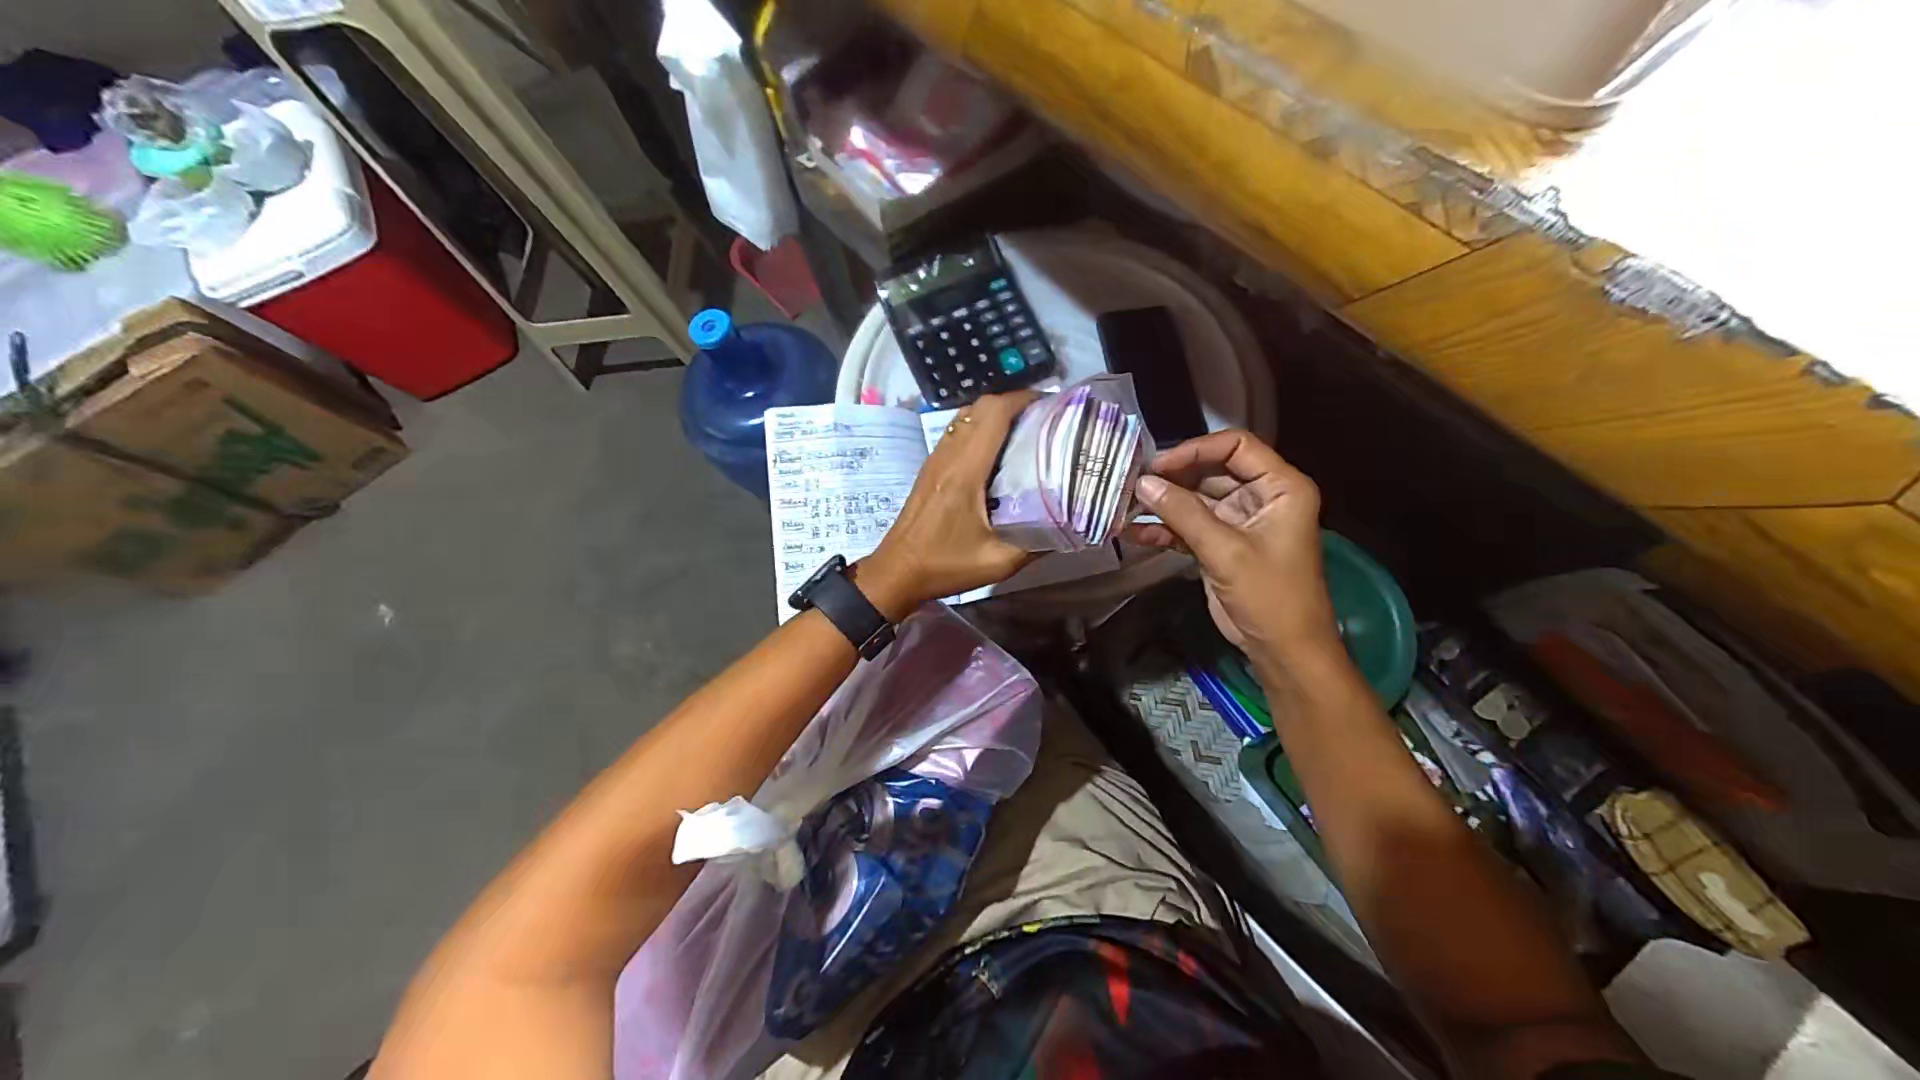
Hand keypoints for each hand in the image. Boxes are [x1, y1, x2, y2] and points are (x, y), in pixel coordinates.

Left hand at [857, 392, 1037, 618]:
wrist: (897, 572)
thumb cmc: (946, 565)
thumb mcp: (998, 562)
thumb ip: (1037, 543)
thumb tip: (1069, 525)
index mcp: (965, 470)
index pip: (993, 413)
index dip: (1023, 399)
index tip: (1052, 406)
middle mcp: (948, 455)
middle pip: (980, 407)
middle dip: (1015, 403)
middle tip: (1045, 419)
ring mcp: (936, 459)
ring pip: (967, 417)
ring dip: (997, 414)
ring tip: (1027, 430)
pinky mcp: (931, 468)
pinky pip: (959, 433)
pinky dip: (982, 429)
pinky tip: (1001, 452)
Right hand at [1124, 430, 1340, 668]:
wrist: (1284, 651)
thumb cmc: (1270, 596)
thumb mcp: (1226, 550)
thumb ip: (1183, 513)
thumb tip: (1143, 483)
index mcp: (1280, 488)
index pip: (1237, 446)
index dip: (1196, 450)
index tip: (1159, 465)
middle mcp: (1262, 497)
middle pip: (1212, 470)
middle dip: (1173, 478)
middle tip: (1133, 484)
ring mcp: (1240, 522)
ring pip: (1196, 499)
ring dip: (1163, 504)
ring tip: (1125, 506)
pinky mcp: (1222, 545)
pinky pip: (1190, 526)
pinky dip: (1165, 529)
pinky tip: (1133, 532)